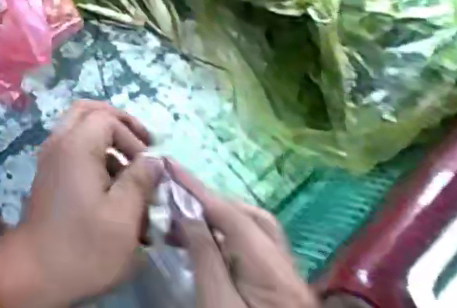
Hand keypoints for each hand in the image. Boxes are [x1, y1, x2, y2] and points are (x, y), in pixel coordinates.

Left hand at [0, 102, 164, 307]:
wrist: (38, 269)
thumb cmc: (85, 246)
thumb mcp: (123, 218)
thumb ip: (140, 182)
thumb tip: (153, 159)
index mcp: (75, 145)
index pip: (107, 118)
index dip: (133, 135)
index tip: (150, 167)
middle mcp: (59, 142)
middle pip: (88, 112)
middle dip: (119, 124)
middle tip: (144, 146)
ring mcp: (51, 157)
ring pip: (81, 130)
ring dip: (109, 144)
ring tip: (134, 177)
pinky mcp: (51, 174)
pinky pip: (75, 150)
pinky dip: (97, 159)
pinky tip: (116, 193)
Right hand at [167, 161, 314, 307]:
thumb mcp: (216, 304)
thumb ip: (203, 252)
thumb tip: (186, 209)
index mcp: (274, 272)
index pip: (230, 214)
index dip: (197, 187)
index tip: (166, 163)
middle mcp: (289, 273)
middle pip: (252, 219)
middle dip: (213, 202)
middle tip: (177, 201)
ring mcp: (290, 289)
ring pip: (259, 236)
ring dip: (223, 221)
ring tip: (189, 225)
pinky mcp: (284, 302)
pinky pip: (258, 255)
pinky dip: (231, 241)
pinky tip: (209, 250)